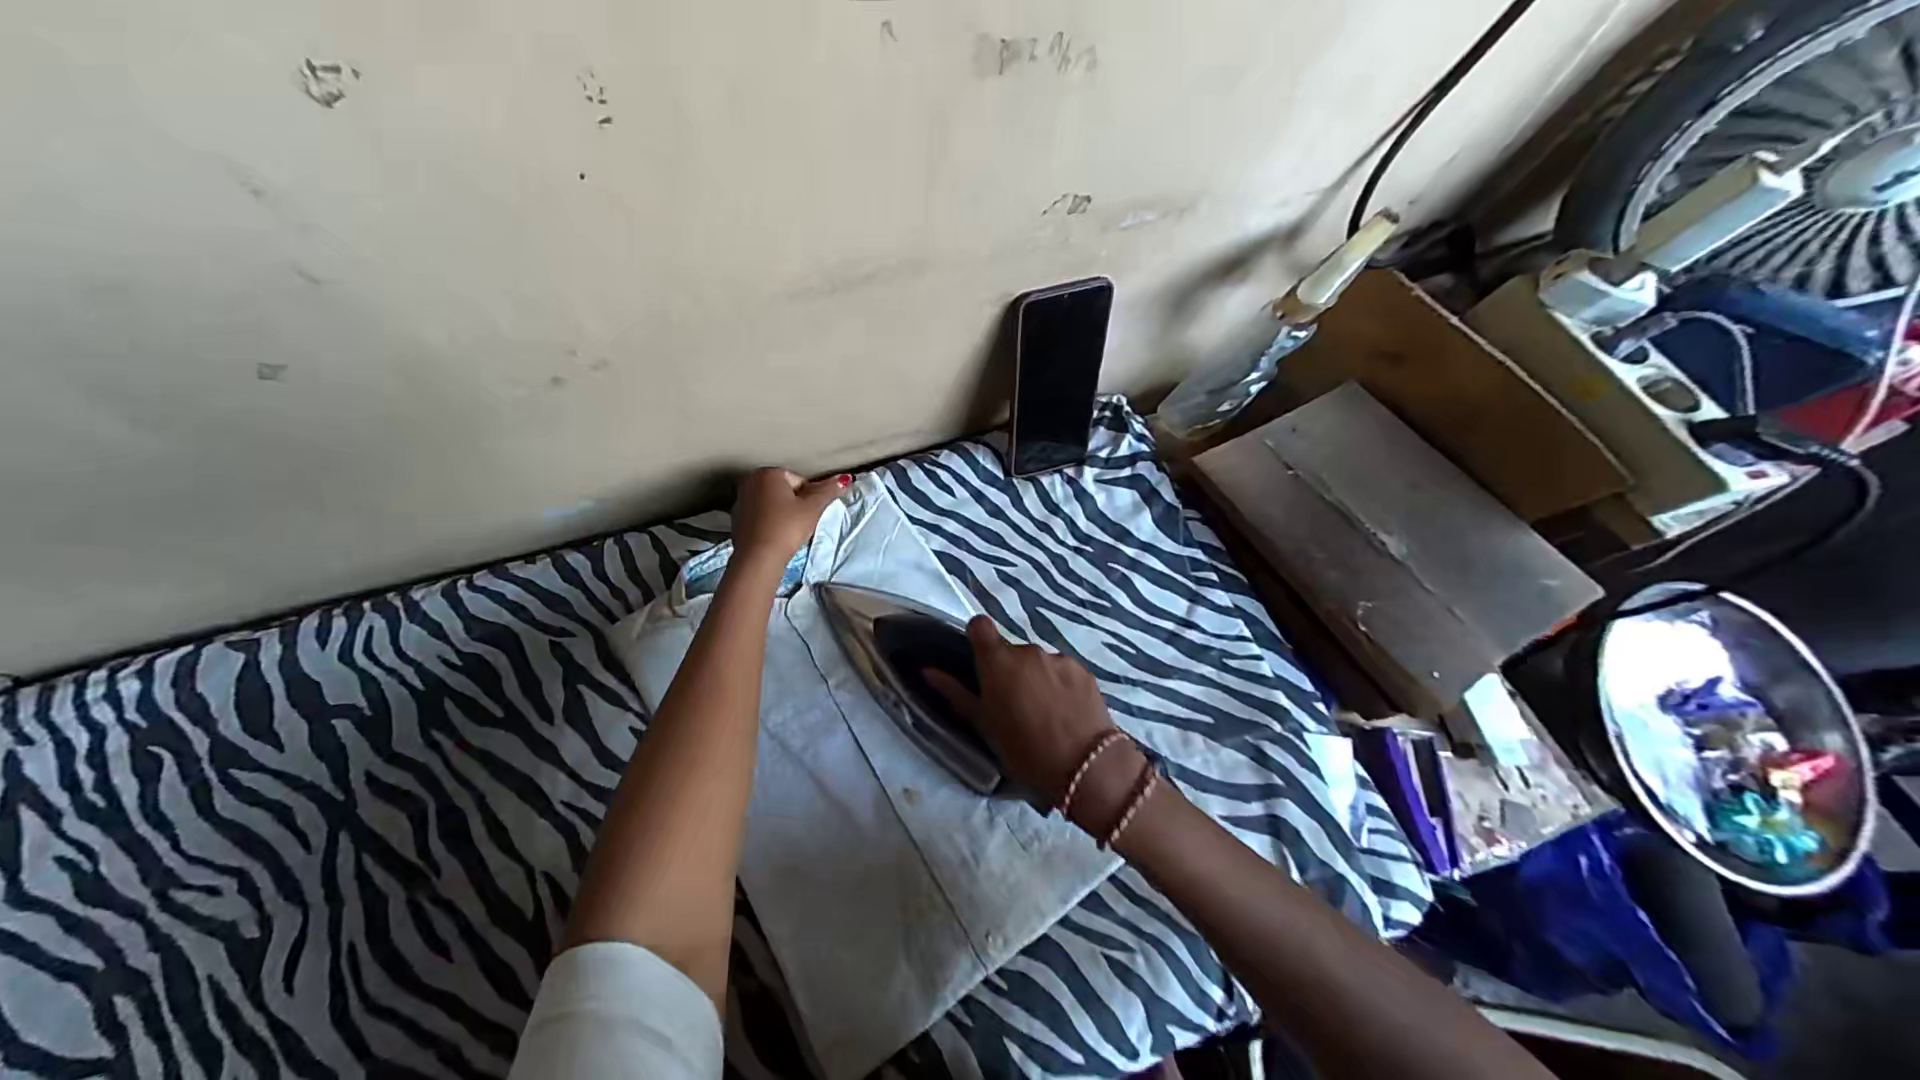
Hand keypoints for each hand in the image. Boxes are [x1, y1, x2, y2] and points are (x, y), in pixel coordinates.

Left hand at [730, 468, 850, 566]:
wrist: (759, 557)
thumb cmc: (787, 527)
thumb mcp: (813, 508)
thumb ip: (829, 491)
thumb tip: (844, 479)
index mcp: (768, 472)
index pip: (799, 480)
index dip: (809, 497)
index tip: (810, 512)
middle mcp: (750, 481)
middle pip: (783, 489)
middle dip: (794, 502)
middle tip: (801, 520)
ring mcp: (740, 499)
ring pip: (770, 501)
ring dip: (781, 511)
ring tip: (788, 529)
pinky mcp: (735, 518)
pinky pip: (759, 514)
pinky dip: (769, 521)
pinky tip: (775, 534)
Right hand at [928, 617, 1127, 809]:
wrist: (1083, 765)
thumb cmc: (1024, 749)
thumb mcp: (984, 725)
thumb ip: (956, 693)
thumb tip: (928, 671)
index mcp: (998, 661)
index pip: (980, 626)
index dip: (977, 638)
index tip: (981, 663)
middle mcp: (1028, 651)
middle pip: (1011, 650)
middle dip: (1009, 671)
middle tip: (1013, 705)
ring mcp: (1058, 658)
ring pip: (1038, 662)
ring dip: (1035, 678)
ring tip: (1043, 714)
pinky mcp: (1083, 670)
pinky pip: (1062, 670)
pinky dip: (1059, 685)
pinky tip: (1065, 713)